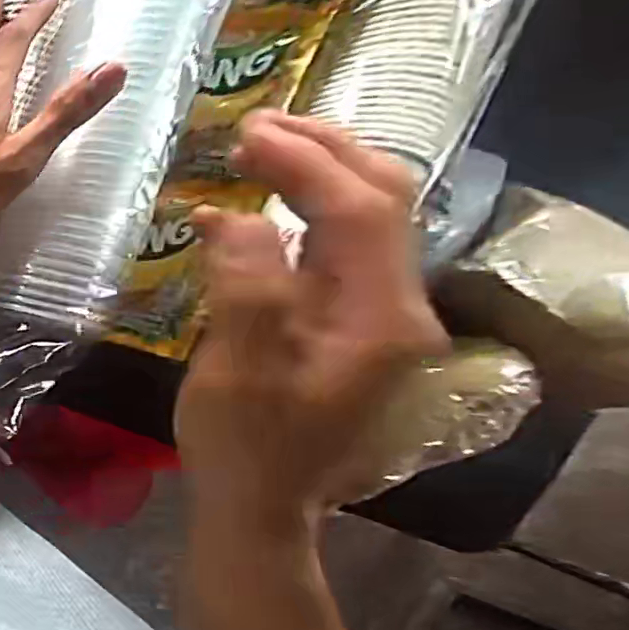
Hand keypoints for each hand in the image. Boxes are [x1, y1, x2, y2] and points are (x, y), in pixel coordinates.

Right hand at [175, 110, 446, 513]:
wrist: (262, 503)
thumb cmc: (242, 444)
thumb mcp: (234, 370)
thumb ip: (244, 288)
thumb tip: (231, 218)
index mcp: (376, 318)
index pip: (358, 212)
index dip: (305, 163)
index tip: (244, 135)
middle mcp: (396, 308)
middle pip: (382, 203)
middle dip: (324, 153)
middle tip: (257, 126)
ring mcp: (379, 318)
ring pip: (367, 223)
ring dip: (318, 177)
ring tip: (261, 152)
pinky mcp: (352, 327)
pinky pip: (340, 252)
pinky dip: (304, 217)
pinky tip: (264, 213)